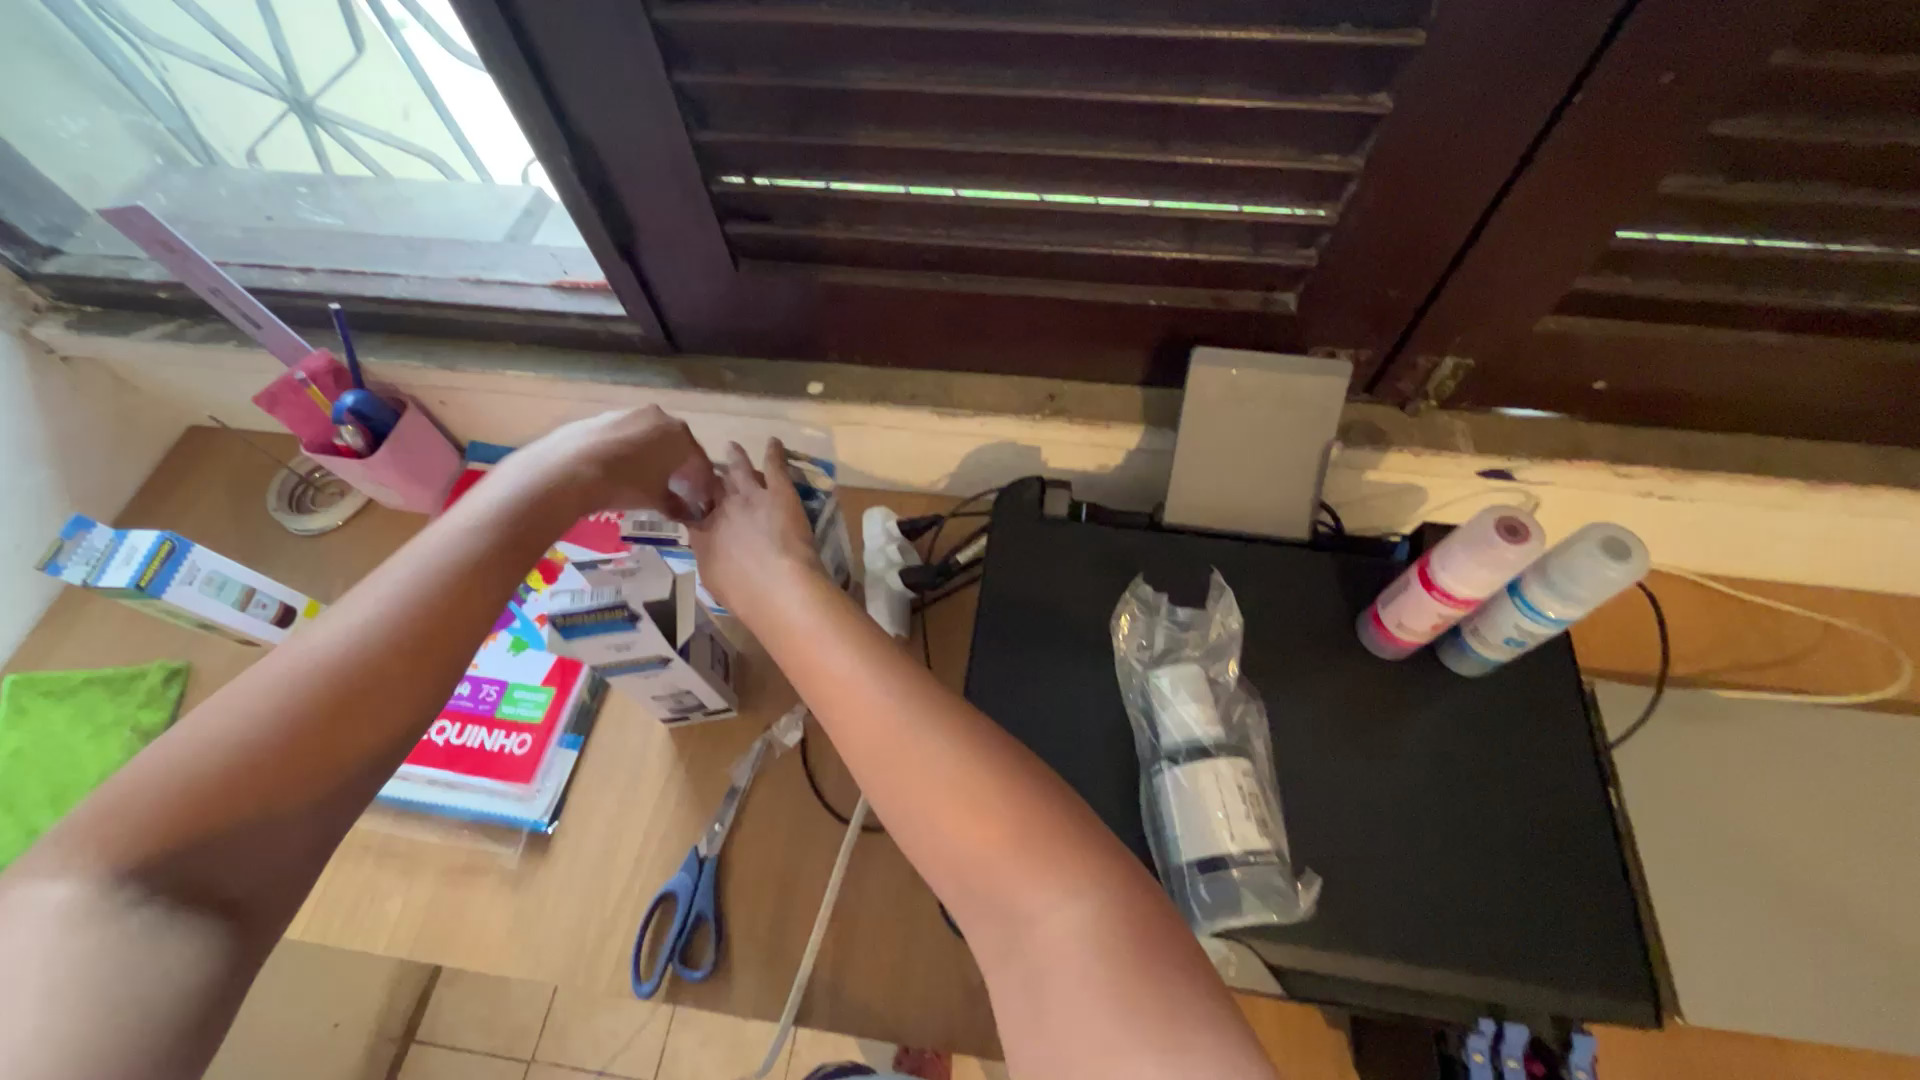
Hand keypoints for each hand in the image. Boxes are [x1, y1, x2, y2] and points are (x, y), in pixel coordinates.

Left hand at [513, 406, 719, 519]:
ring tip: (647, 480)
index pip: (701, 463)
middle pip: (677, 446)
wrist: (568, 469)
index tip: (701, 503)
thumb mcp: (656, 500)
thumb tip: (686, 513)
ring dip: (655, 458)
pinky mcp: (603, 417)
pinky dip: (630, 452)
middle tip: (678, 490)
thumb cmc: (625, 484)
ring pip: (651, 438)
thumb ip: (677, 505)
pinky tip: (621, 469)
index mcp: (681, 436)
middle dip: (680, 469)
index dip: (703, 486)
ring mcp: (630, 413)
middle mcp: (660, 417)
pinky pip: (627, 436)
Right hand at [688, 439, 823, 612]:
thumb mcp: (713, 578)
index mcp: (705, 533)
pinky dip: (774, 452)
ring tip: (732, 447)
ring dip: (736, 457)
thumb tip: (709, 549)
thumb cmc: (743, 592)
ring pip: (740, 469)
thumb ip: (710, 558)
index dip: (692, 503)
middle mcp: (723, 508)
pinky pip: (774, 465)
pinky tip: (774, 442)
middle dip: (709, 476)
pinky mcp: (779, 491)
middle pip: (713, 486)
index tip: (690, 497)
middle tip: (705, 467)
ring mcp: (751, 495)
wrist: (776, 584)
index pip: (694, 512)